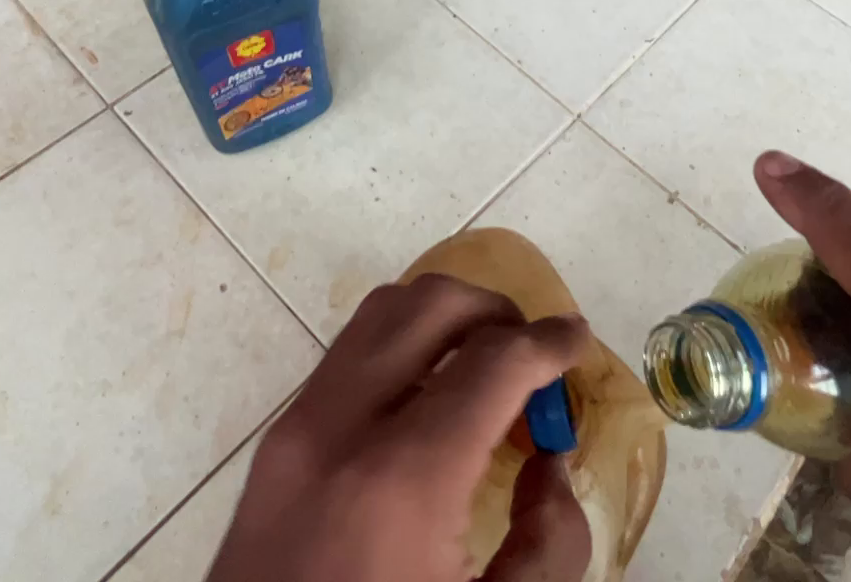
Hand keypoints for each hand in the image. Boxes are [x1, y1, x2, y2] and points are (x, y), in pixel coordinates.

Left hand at [206, 274, 592, 581]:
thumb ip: (546, 545)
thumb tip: (548, 461)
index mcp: (402, 481)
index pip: (492, 362)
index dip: (548, 341)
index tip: (576, 339)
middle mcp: (340, 428)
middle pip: (430, 305)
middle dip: (495, 311)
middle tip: (530, 355)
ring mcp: (295, 427)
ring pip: (381, 312)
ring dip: (445, 318)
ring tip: (482, 366)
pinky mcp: (274, 440)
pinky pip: (350, 351)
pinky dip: (403, 344)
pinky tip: (430, 398)